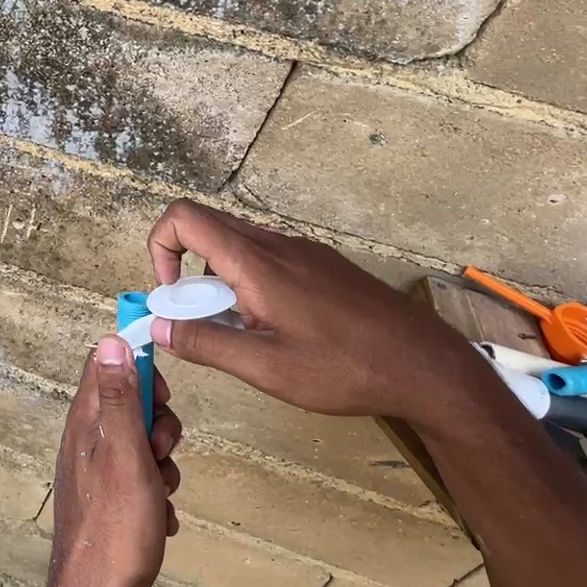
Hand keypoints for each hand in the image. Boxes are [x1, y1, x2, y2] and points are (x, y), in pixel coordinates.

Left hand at [42, 336, 181, 586]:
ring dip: (161, 465)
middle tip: (159, 453)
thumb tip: (111, 341)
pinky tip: (156, 515)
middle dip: (159, 425)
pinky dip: (156, 493)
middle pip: (131, 402)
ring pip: (142, 442)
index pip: (106, 362)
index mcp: (86, 417)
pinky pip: (143, 476)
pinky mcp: (108, 493)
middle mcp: (87, 435)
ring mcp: (97, 464)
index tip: (161, 394)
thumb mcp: (126, 453)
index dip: (139, 368)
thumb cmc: (113, 529)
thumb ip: (119, 397)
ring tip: (157, 492)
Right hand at [147, 199, 489, 430]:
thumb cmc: (344, 368)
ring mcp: (301, 250)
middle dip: (184, 265)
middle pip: (205, 224)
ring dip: (217, 276)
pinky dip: (248, 280)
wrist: (429, 367)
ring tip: (243, 328)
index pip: (183, 217)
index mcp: (255, 262)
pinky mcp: (321, 263)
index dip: (160, 247)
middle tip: (201, 316)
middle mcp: (274, 243)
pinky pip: (265, 255)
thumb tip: (157, 328)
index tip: (172, 293)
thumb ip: (205, 344)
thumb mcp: (266, 369)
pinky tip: (277, 325)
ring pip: (236, 241)